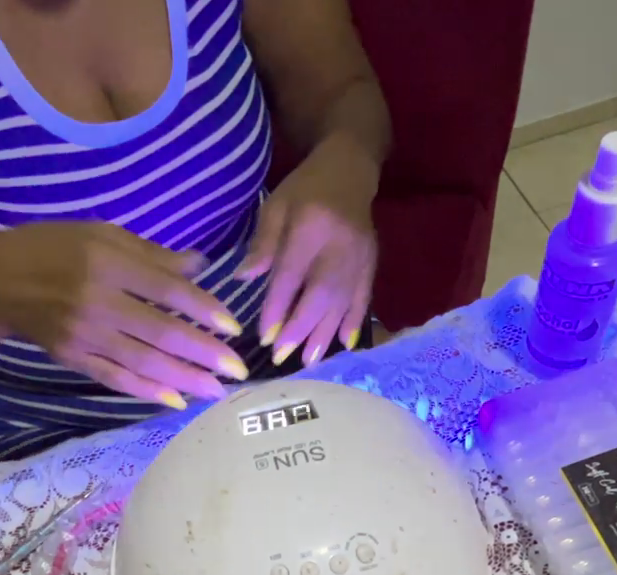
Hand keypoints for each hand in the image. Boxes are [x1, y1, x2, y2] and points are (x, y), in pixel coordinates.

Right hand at [0, 222, 248, 406]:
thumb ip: (151, 254)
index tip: (233, 328)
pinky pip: (115, 378)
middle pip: (160, 332)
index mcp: (108, 261)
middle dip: (203, 353)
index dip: (204, 311)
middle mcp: (97, 299)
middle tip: (238, 370)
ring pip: (142, 361)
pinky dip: (146, 391)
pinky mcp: (72, 357)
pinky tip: (175, 400)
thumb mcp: (100, 234)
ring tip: (216, 392)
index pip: (167, 290)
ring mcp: (83, 333)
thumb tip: (201, 266)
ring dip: (184, 379)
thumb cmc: (51, 248)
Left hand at [238, 136, 379, 367]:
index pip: (292, 273)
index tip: (265, 337)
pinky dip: (354, 323)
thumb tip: (244, 278)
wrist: (351, 169)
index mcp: (312, 225)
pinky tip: (343, 346)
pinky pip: (364, 298)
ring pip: (343, 302)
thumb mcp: (275, 205)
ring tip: (309, 362)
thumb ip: (263, 243)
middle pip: (321, 293)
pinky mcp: (372, 264)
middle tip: (283, 357)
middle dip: (301, 328)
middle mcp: (340, 244)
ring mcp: (360, 256)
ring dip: (325, 334)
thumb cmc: (305, 189)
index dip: (278, 307)